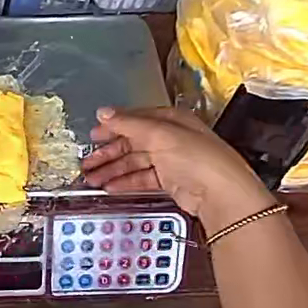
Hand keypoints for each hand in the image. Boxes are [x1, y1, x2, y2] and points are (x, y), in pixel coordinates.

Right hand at [80, 107, 276, 230]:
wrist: (221, 194)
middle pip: (132, 143)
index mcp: (170, 120)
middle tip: (86, 163)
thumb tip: (103, 112)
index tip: (92, 135)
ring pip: (135, 163)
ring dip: (113, 171)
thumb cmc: (195, 157)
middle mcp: (171, 138)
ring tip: (91, 180)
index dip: (113, 127)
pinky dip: (125, 182)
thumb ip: (128, 124)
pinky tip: (110, 187)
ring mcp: (171, 161)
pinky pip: (142, 179)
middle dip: (108, 154)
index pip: (136, 120)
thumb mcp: (159, 134)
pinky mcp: (171, 182)